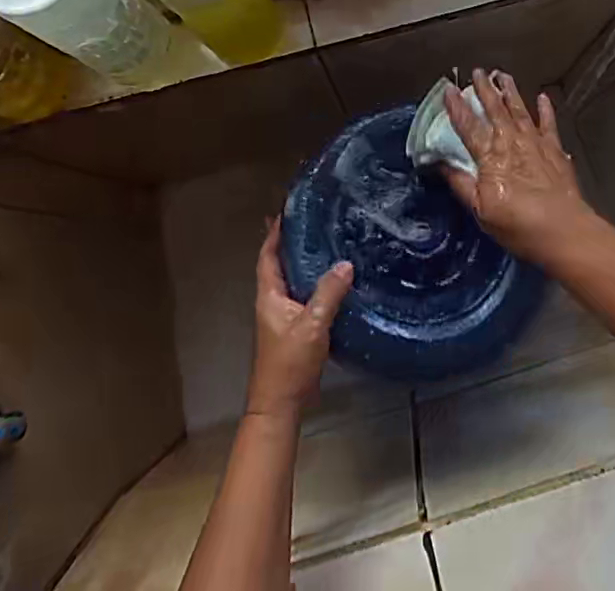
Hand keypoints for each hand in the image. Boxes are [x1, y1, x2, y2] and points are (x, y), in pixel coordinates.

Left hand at [246, 218, 352, 418]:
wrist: (281, 402)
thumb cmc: (289, 362)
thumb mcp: (312, 325)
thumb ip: (329, 294)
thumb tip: (346, 263)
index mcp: (269, 297)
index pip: (268, 257)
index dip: (274, 235)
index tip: (284, 213)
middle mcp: (273, 302)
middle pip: (279, 265)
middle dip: (290, 244)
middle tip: (309, 222)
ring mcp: (283, 316)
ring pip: (293, 281)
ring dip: (303, 263)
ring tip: (324, 243)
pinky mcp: (295, 328)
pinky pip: (305, 295)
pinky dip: (315, 282)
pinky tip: (334, 280)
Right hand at [442, 69, 594, 261]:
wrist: (564, 229)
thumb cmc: (518, 224)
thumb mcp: (480, 209)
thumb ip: (461, 183)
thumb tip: (440, 164)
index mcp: (490, 156)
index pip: (468, 126)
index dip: (457, 107)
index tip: (449, 90)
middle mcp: (512, 142)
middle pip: (495, 110)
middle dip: (485, 90)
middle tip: (477, 72)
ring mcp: (536, 143)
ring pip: (520, 111)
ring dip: (510, 92)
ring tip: (502, 76)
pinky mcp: (555, 150)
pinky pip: (549, 124)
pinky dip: (545, 110)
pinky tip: (542, 98)